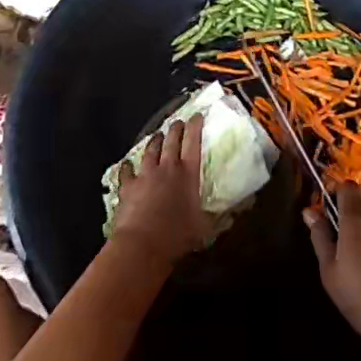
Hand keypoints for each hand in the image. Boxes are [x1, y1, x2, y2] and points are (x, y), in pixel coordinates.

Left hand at [108, 114, 208, 264]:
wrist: (142, 245)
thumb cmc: (178, 234)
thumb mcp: (205, 226)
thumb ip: (217, 217)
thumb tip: (234, 216)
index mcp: (189, 173)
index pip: (193, 142)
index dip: (195, 127)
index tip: (197, 115)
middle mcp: (167, 168)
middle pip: (171, 141)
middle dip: (176, 128)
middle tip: (178, 121)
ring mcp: (145, 175)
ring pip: (150, 151)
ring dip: (155, 141)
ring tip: (157, 135)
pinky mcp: (128, 187)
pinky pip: (127, 171)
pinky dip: (127, 166)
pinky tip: (127, 163)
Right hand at [305, 184, 360, 350]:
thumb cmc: (360, 296)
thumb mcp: (330, 270)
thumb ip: (320, 237)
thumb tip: (310, 211)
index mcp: (357, 218)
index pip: (348, 188)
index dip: (336, 193)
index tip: (325, 210)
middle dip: (348, 217)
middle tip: (336, 244)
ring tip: (355, 262)